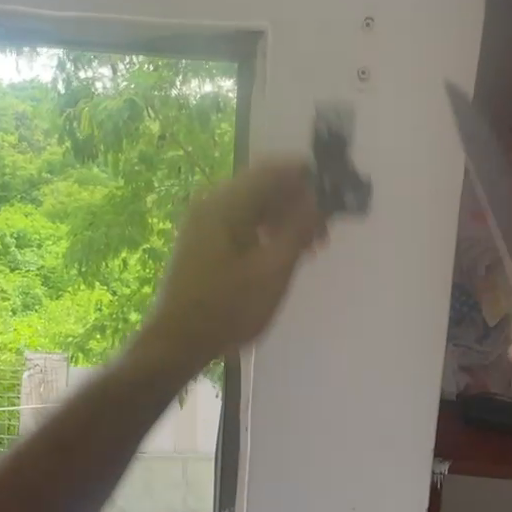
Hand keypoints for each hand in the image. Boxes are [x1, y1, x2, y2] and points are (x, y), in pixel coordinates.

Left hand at [135, 159, 326, 372]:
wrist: (177, 341)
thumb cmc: (228, 308)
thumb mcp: (273, 270)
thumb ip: (299, 228)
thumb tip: (321, 199)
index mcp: (226, 203)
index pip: (274, 170)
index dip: (307, 177)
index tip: (334, 197)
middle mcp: (212, 202)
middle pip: (264, 186)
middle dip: (298, 203)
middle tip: (324, 234)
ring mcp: (203, 221)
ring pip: (253, 205)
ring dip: (283, 219)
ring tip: (310, 249)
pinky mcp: (202, 239)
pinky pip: (240, 221)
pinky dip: (264, 230)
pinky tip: (281, 254)